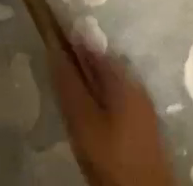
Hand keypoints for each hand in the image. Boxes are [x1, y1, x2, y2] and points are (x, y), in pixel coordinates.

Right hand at [51, 37, 176, 185]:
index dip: (70, 39)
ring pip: (109, 83)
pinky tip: (88, 111)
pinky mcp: (142, 125)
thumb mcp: (81, 117)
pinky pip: (116, 99)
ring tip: (68, 90)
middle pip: (103, 63)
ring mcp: (142, 106)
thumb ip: (67, 82)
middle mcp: (137, 86)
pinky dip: (99, 98)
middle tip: (56, 67)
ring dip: (89, 81)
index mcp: (124, 78)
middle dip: (79, 61)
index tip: (50, 38)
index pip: (93, 45)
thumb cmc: (110, 154)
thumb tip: (53, 48)